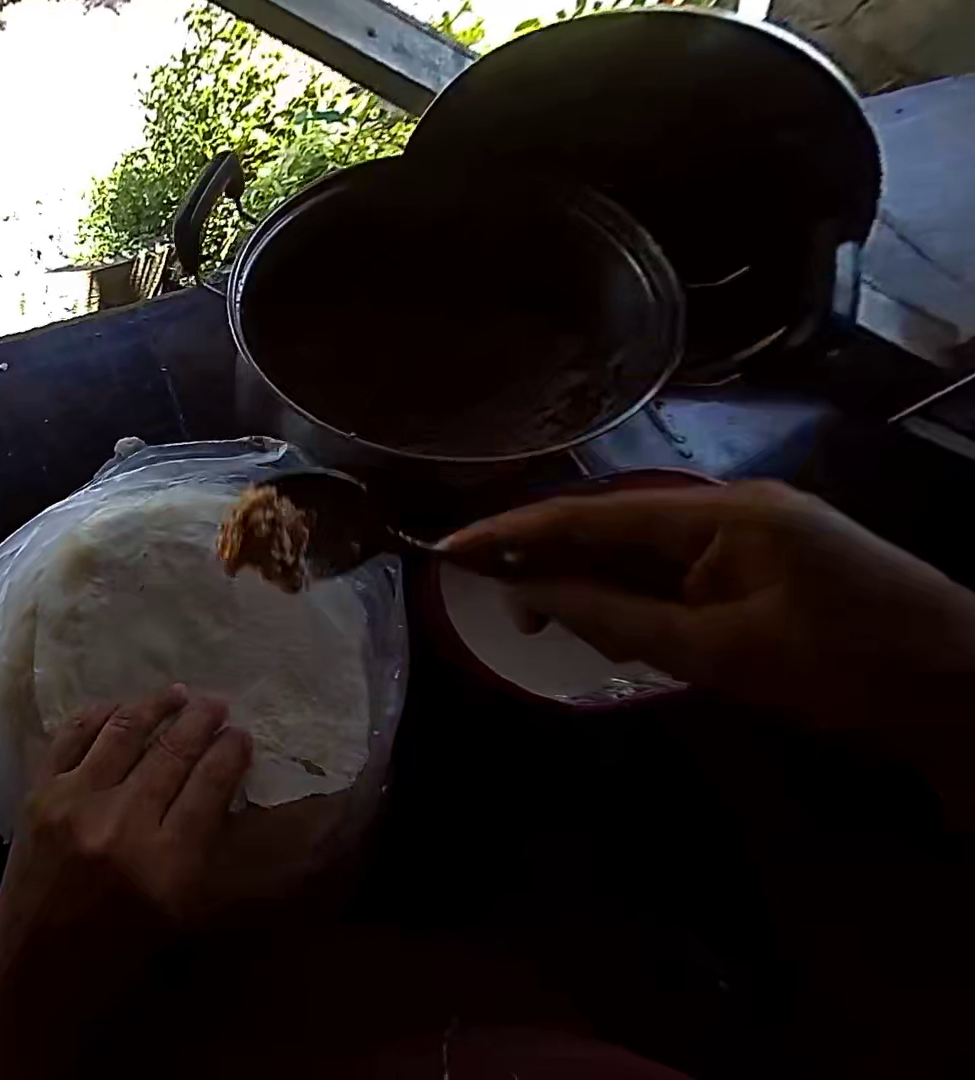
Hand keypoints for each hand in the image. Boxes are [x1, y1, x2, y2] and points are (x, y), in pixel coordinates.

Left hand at [0, 685, 251, 1079]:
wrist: (33, 968)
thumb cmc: (115, 956)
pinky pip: (72, 735)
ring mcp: (74, 801)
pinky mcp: (40, 791)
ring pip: (123, 732)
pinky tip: (118, 705)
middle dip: (200, 720)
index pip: (210, 788)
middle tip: (217, 702)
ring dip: (154, 705)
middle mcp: (122, 824)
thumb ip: (197, 843)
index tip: (241, 734)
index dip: (230, 753)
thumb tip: (213, 780)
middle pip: (171, 753)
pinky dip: (97, 714)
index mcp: (168, 867)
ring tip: (177, 692)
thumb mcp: (177, 910)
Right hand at [442, 480, 974, 737]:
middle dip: (549, 569)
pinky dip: (626, 598)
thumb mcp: (712, 652)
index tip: (447, 547)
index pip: (584, 514)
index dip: (506, 531)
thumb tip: (520, 593)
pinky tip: (628, 633)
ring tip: (594, 639)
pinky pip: (656, 568)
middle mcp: (722, 506)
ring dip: (591, 592)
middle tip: (515, 614)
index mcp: (720, 514)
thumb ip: (604, 615)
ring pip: (623, 552)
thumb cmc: (851, 674)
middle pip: (598, 528)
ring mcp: (736, 528)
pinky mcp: (744, 555)